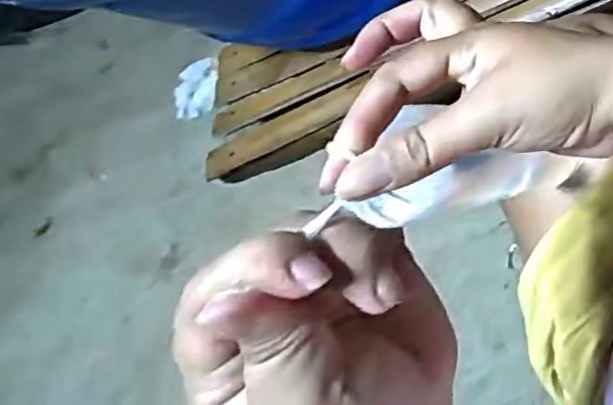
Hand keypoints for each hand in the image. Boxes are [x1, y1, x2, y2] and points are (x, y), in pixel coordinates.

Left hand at [173, 220, 454, 404]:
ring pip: (333, 225)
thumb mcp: (298, 400)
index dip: (257, 264)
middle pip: (285, 241)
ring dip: (364, 250)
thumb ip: (270, 345)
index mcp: (230, 344)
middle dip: (323, 251)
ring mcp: (328, 277)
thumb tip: (217, 306)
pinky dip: (389, 247)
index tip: (306, 279)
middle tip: (359, 292)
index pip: (217, 285)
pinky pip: (377, 226)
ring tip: (384, 298)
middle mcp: (275, 301)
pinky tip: (396, 290)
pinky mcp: (374, 261)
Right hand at [319, 0, 612, 199]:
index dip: (366, 112)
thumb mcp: (487, 114)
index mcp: (469, 39)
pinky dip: (439, 117)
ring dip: (411, 77)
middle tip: (351, 69)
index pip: (399, 70)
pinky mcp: (514, 106)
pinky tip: (428, 144)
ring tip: (381, 108)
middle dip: (384, 39)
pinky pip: (464, 105)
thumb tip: (352, 178)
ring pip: (443, 63)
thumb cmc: (560, 90)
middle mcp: (479, 50)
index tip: (344, 162)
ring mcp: (498, 76)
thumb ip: (423, 145)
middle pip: (422, 28)